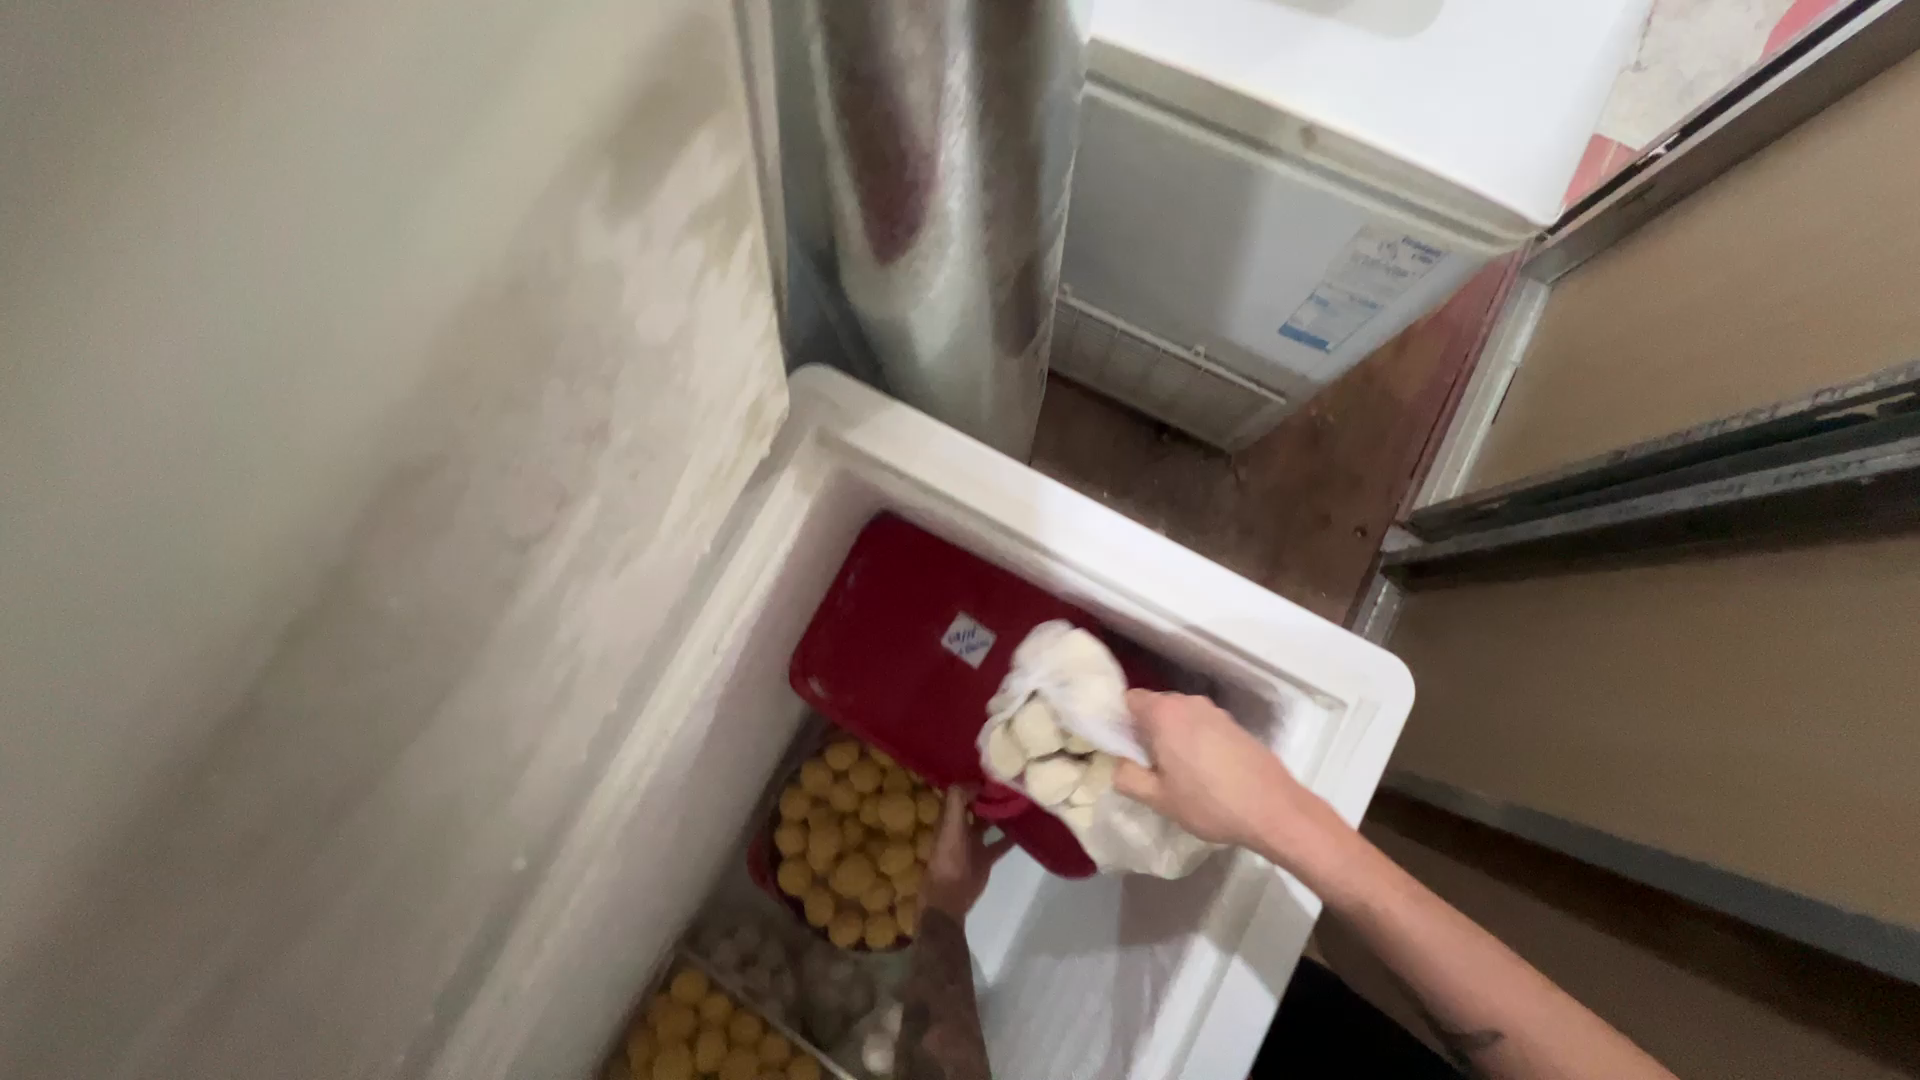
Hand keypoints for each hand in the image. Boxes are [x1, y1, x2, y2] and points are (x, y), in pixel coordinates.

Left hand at [920, 786, 1014, 917]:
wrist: (951, 894)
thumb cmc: (949, 855)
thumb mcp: (950, 823)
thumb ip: (958, 799)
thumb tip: (977, 781)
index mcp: (949, 817)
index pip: (962, 793)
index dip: (974, 782)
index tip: (994, 773)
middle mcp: (961, 826)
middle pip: (976, 806)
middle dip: (990, 795)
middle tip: (1011, 784)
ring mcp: (974, 842)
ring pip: (988, 823)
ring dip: (1000, 814)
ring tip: (1019, 801)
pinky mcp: (985, 858)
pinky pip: (999, 843)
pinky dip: (1010, 837)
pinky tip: (1023, 829)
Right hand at [1113, 690, 1346, 873]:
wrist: (1274, 809)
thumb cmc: (1209, 802)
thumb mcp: (1158, 799)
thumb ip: (1127, 777)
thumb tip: (1119, 764)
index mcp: (1164, 713)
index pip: (1129, 699)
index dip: (1121, 721)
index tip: (1124, 748)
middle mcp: (1188, 703)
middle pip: (1155, 707)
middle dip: (1147, 730)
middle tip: (1149, 765)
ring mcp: (1215, 712)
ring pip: (1180, 716)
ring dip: (1173, 736)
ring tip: (1179, 772)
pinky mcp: (1235, 725)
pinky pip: (1202, 725)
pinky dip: (1196, 740)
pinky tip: (1206, 771)